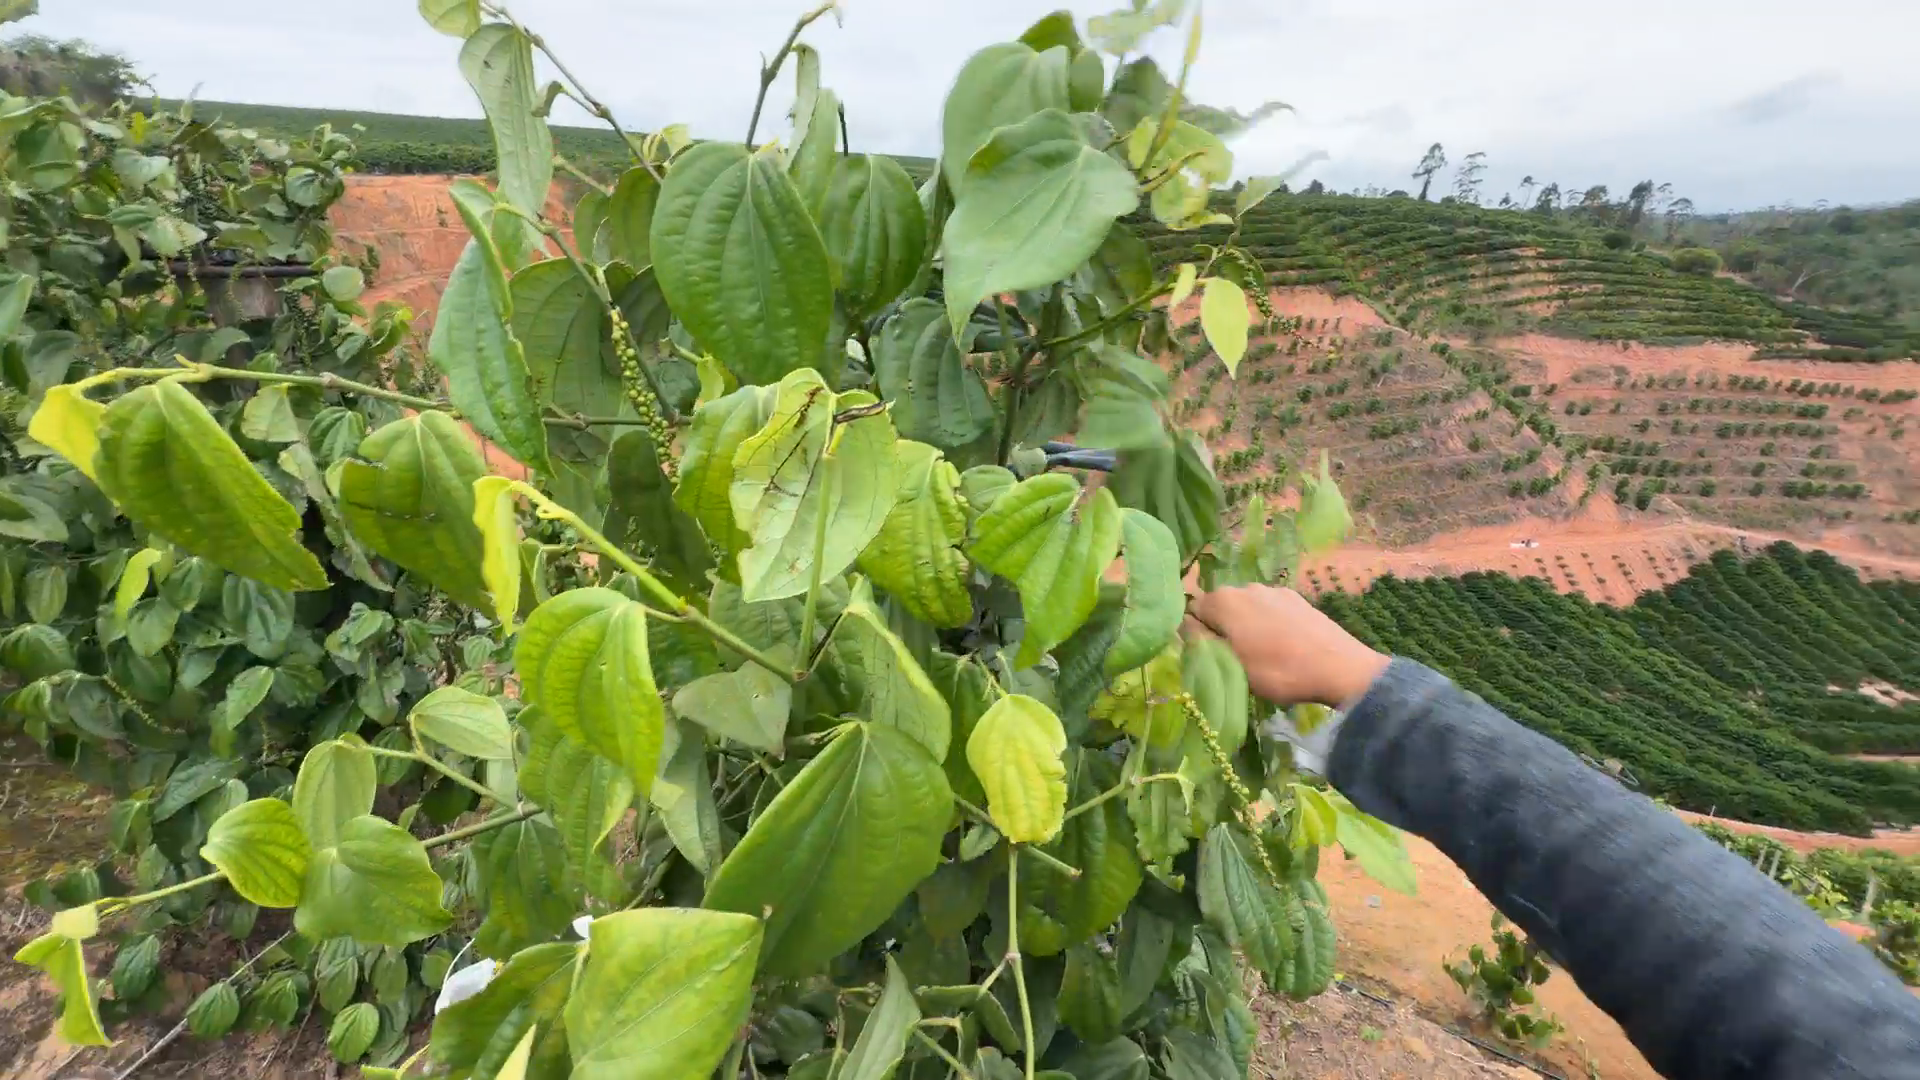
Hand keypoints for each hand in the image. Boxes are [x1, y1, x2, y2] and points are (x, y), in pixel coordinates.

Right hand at [1188, 585, 1389, 707]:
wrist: (1341, 669)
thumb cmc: (1277, 670)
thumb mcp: (1230, 665)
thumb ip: (1201, 642)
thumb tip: (1184, 627)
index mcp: (1223, 600)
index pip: (1191, 612)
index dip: (1197, 636)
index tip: (1210, 657)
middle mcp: (1245, 586)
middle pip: (1219, 607)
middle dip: (1221, 628)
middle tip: (1235, 658)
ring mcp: (1274, 590)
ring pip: (1246, 608)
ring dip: (1246, 626)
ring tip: (1262, 653)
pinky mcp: (1298, 598)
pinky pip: (1270, 609)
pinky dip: (1269, 623)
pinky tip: (1284, 645)